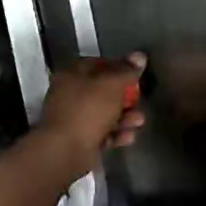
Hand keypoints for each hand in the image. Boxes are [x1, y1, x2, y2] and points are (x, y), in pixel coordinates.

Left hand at [37, 53, 147, 174]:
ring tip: (139, 121)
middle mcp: (69, 95)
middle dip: (125, 97)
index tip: (135, 72)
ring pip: (104, 114)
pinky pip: (101, 133)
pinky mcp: (79, 139)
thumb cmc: (87, 110)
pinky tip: (129, 137)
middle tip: (140, 100)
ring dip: (124, 117)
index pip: (95, 64)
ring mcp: (73, 118)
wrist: (65, 150)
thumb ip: (126, 71)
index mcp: (70, 76)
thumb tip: (139, 56)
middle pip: (102, 91)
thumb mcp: (110, 85)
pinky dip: (116, 134)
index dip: (116, 66)